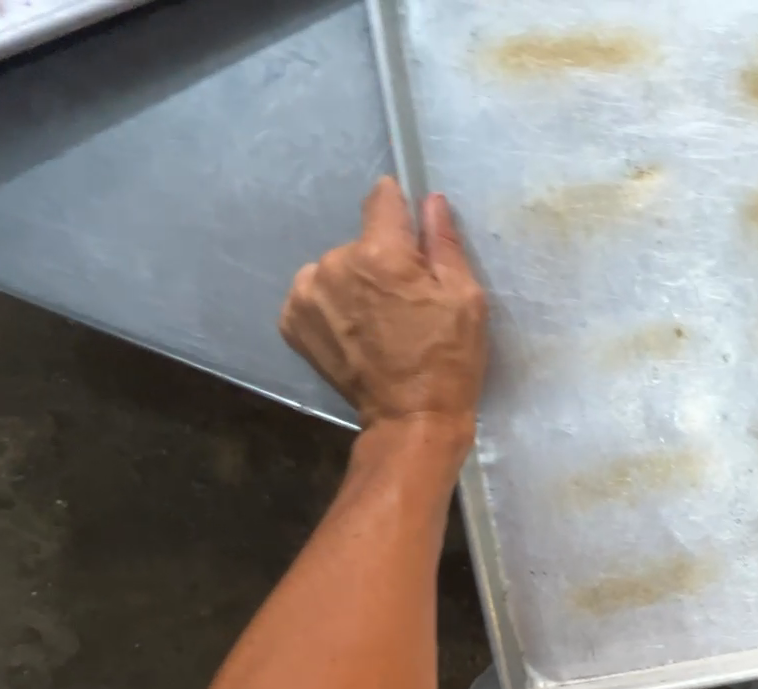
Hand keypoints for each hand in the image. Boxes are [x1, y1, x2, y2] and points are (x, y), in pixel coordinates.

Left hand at [280, 177, 488, 438]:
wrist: (412, 419)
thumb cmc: (450, 359)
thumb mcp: (466, 299)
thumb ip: (444, 244)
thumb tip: (430, 200)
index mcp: (380, 255)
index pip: (382, 201)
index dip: (400, 208)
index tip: (412, 228)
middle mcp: (333, 264)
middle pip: (362, 244)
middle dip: (383, 263)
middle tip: (408, 303)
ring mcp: (306, 295)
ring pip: (336, 270)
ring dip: (355, 286)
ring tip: (381, 324)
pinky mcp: (291, 322)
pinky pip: (315, 297)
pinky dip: (333, 308)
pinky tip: (357, 335)